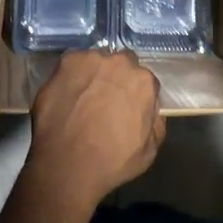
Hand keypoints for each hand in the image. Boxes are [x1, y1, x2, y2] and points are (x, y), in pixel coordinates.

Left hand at [23, 50, 164, 205]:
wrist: (67, 163)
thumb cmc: (111, 162)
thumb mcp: (149, 151)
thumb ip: (156, 123)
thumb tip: (153, 110)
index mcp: (143, 81)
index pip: (144, 79)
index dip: (136, 94)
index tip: (127, 106)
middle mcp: (119, 62)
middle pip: (122, 64)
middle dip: (117, 78)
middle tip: (106, 100)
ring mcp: (91, 59)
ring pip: (97, 61)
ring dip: (94, 74)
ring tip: (84, 97)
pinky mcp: (66, 60)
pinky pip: (74, 64)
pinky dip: (73, 75)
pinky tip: (68, 94)